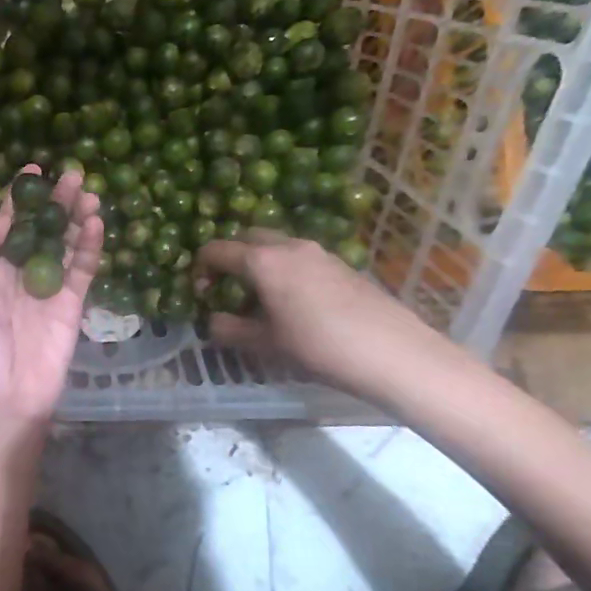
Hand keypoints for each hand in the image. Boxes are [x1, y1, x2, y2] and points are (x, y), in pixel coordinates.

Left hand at [0, 165, 102, 427]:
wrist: (3, 400)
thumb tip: (3, 216)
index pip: (7, 224)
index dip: (20, 198)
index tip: (34, 169)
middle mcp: (19, 273)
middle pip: (41, 229)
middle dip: (56, 202)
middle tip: (75, 175)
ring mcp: (48, 288)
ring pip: (64, 244)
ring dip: (76, 218)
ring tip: (89, 192)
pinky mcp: (72, 305)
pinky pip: (82, 269)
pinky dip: (89, 246)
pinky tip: (95, 224)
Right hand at [196, 230, 462, 393]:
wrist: (390, 351)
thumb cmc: (318, 346)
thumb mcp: (266, 344)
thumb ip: (230, 330)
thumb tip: (212, 321)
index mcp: (263, 260)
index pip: (217, 250)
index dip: (201, 268)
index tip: (200, 292)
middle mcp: (289, 246)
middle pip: (248, 239)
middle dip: (231, 259)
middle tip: (227, 290)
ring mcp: (320, 252)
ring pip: (277, 247)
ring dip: (260, 265)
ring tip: (261, 301)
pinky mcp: (342, 264)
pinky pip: (301, 258)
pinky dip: (285, 271)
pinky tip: (296, 306)